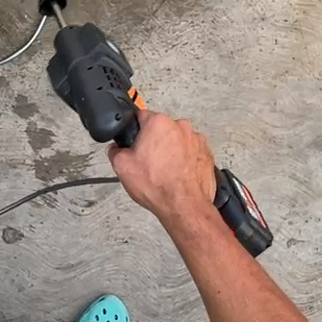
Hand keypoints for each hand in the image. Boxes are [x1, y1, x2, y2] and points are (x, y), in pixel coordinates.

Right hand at [108, 111, 218, 227]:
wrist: (184, 205)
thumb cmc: (159, 185)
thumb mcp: (122, 167)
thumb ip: (115, 151)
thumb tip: (115, 149)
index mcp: (158, 123)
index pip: (141, 115)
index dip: (135, 130)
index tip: (134, 141)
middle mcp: (180, 126)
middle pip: (161, 129)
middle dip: (153, 142)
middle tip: (147, 161)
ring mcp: (196, 139)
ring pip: (177, 140)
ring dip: (170, 151)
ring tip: (163, 171)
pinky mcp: (206, 153)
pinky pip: (190, 152)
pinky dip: (184, 160)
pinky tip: (176, 174)